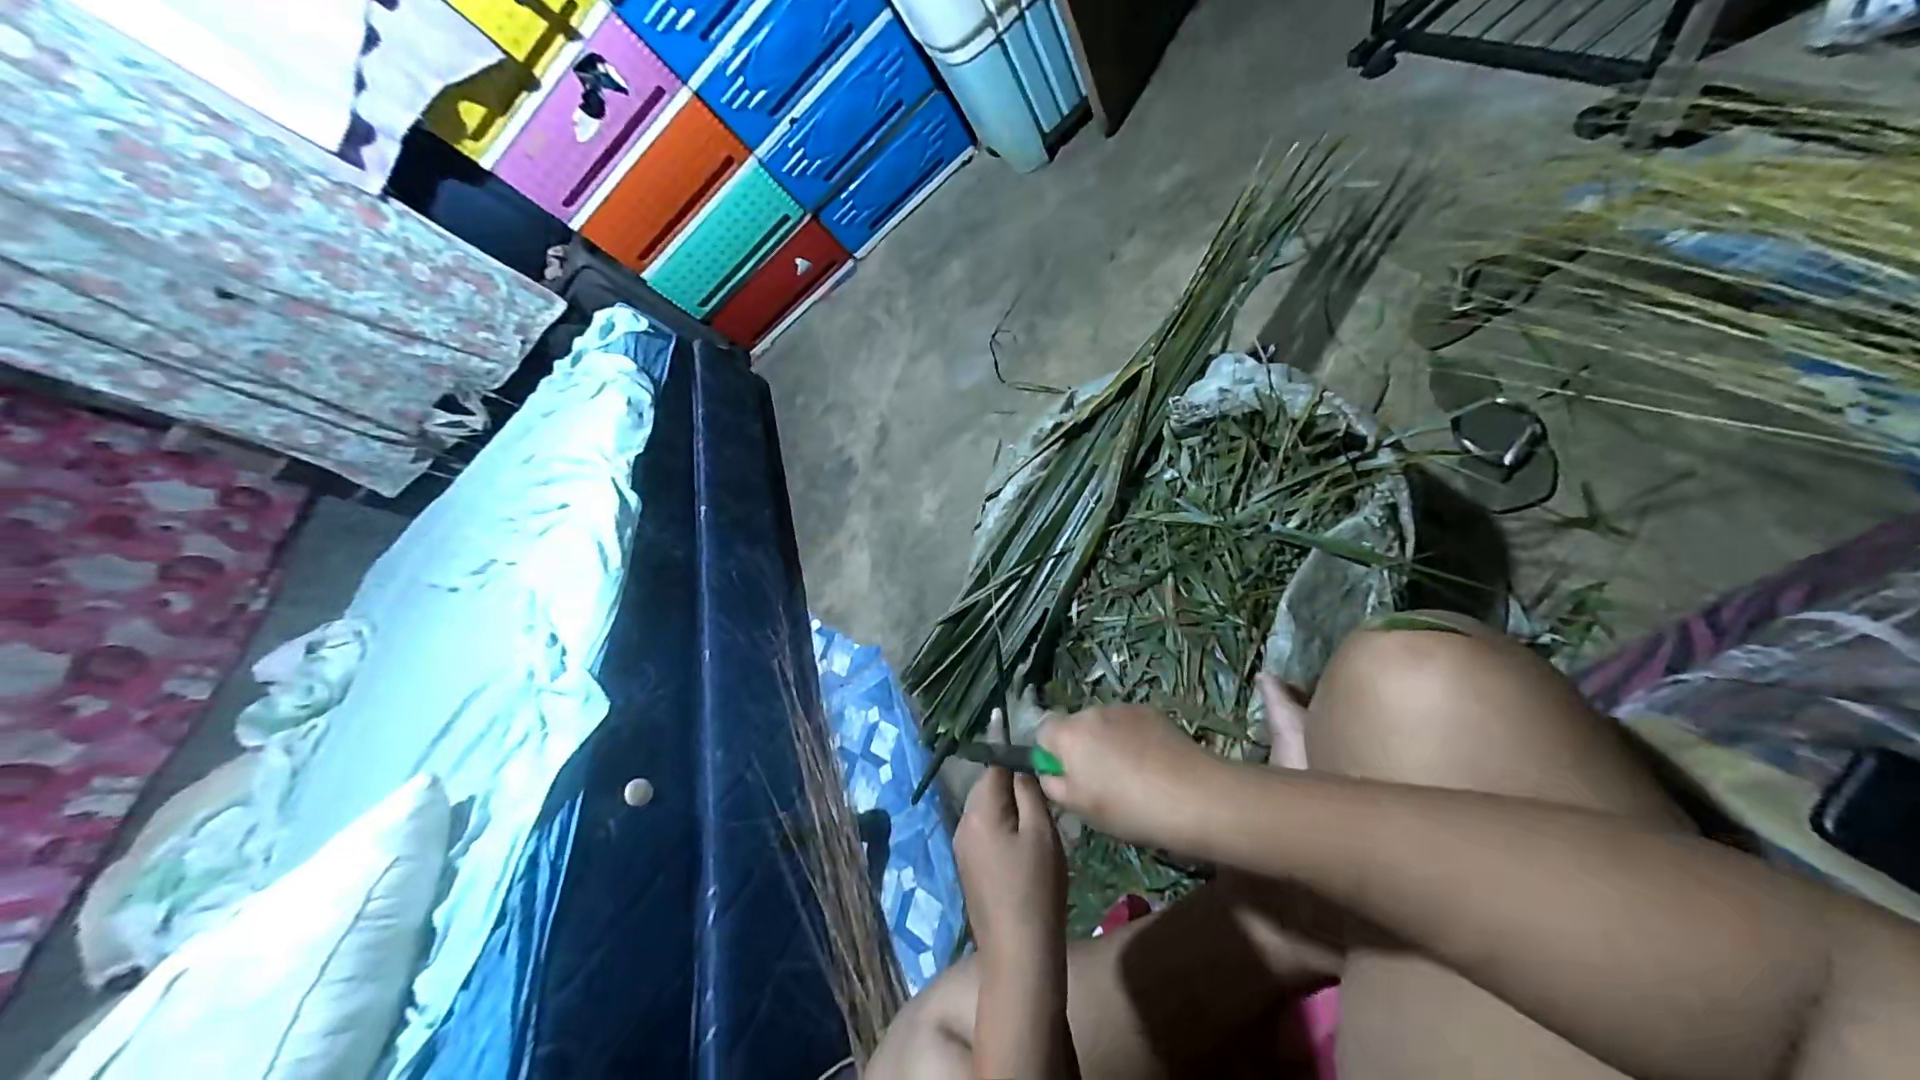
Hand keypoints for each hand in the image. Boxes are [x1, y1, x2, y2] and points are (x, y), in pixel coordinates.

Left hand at [954, 744, 1066, 966]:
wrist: (1018, 952)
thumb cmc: (1036, 887)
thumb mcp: (1042, 833)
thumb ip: (1029, 792)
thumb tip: (1021, 764)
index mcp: (978, 810)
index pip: (994, 766)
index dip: (1012, 752)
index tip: (1027, 740)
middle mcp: (962, 823)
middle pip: (987, 787)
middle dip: (1011, 781)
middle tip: (1043, 784)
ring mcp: (962, 847)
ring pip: (986, 809)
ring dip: (1007, 804)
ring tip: (1038, 811)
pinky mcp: (968, 867)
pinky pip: (984, 830)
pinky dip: (1002, 825)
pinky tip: (1023, 840)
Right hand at [1035, 705, 1221, 847]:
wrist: (1194, 796)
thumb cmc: (1129, 807)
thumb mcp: (1081, 808)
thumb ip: (1054, 786)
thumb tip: (1050, 772)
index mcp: (1069, 734)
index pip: (1042, 732)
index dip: (1051, 755)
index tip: (1068, 779)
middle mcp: (1092, 712)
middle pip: (1074, 726)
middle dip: (1080, 748)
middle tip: (1100, 782)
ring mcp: (1124, 708)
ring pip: (1103, 725)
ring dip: (1107, 743)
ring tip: (1131, 775)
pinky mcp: (1152, 711)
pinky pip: (1129, 724)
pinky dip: (1132, 739)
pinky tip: (1151, 765)